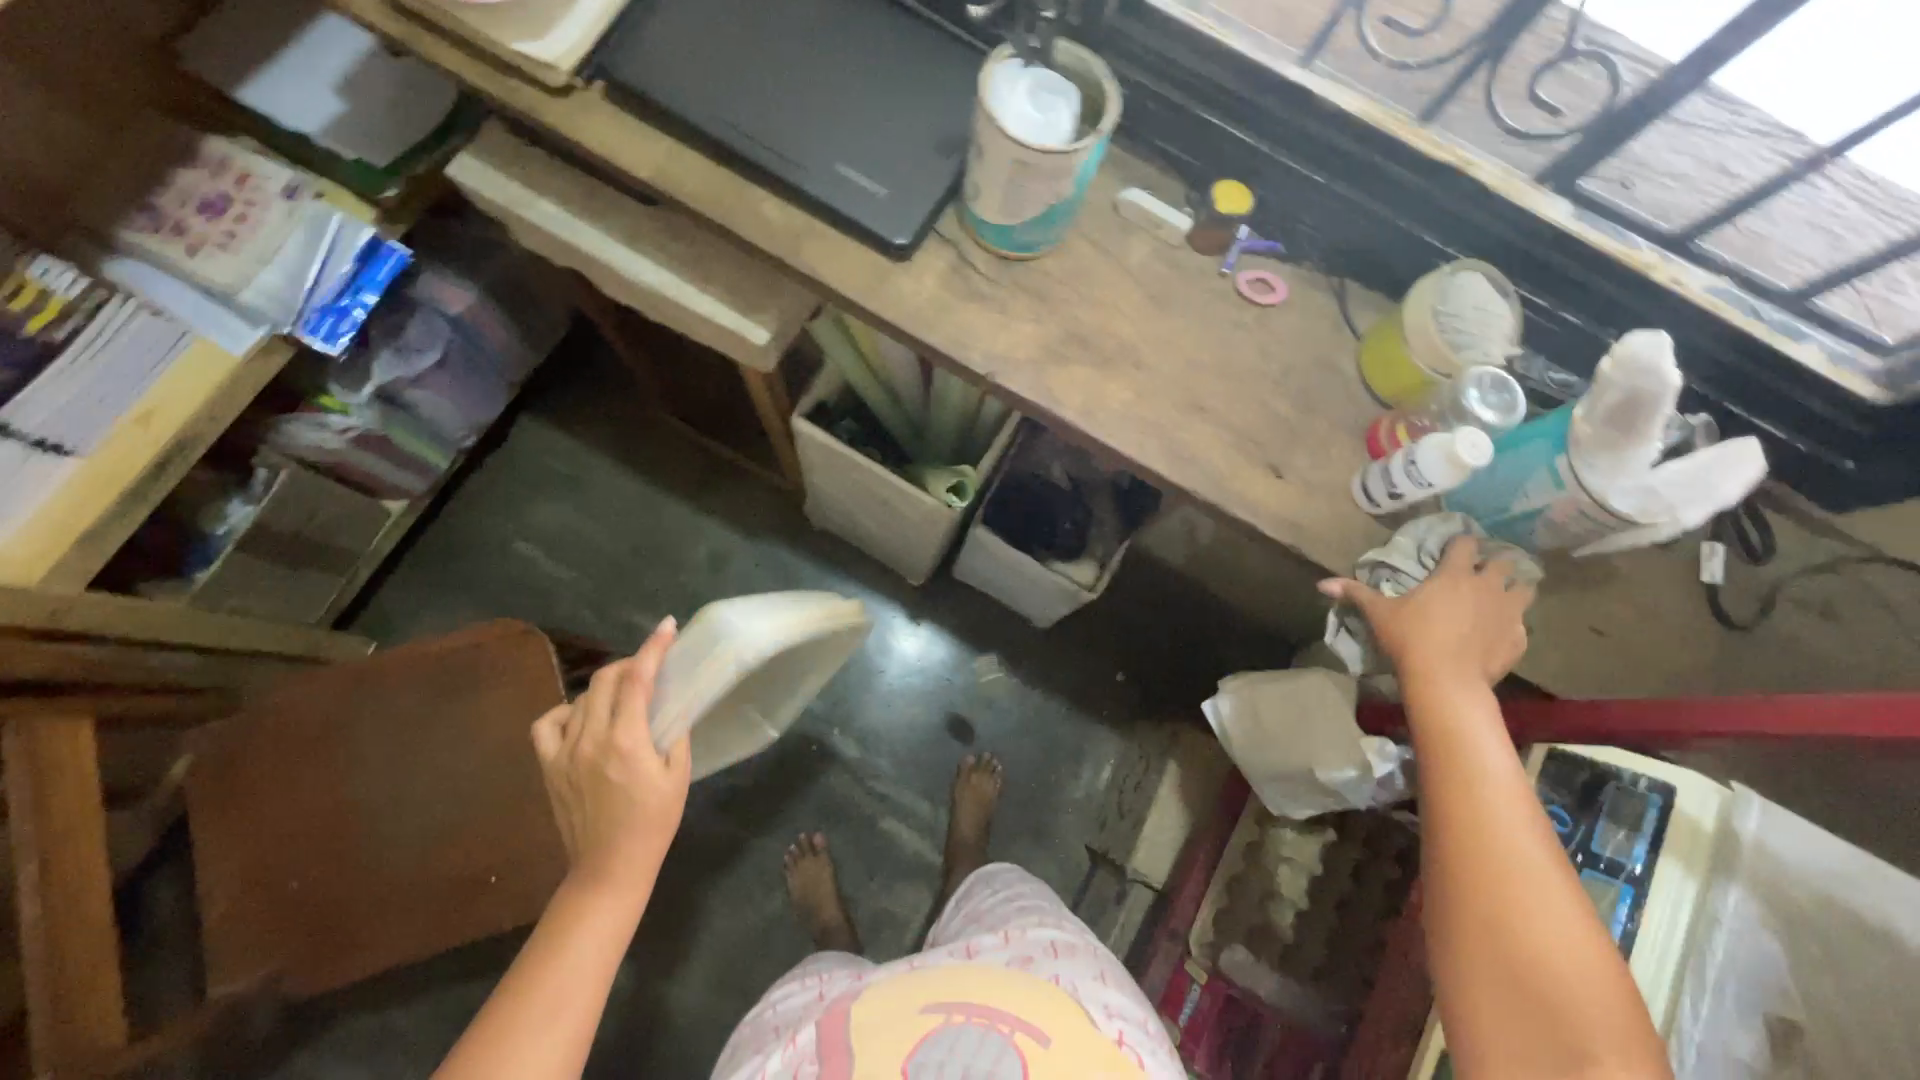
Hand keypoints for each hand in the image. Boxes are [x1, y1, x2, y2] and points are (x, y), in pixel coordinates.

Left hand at [531, 617, 690, 899]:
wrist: (609, 868)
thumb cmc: (654, 824)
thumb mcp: (678, 776)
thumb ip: (676, 735)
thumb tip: (674, 705)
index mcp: (628, 740)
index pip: (638, 678)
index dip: (653, 648)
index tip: (667, 627)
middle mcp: (591, 739)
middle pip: (605, 680)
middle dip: (629, 664)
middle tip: (648, 667)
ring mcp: (564, 752)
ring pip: (580, 698)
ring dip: (603, 688)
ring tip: (620, 697)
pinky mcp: (548, 767)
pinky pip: (547, 724)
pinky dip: (565, 712)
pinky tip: (581, 718)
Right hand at [1319, 536, 1535, 687]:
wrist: (1446, 681)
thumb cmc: (1410, 640)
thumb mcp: (1378, 614)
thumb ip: (1355, 593)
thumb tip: (1321, 584)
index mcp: (1454, 574)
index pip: (1465, 543)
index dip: (1459, 544)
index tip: (1452, 550)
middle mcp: (1487, 586)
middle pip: (1504, 562)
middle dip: (1494, 565)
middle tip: (1479, 575)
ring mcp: (1508, 612)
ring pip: (1525, 589)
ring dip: (1514, 589)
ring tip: (1500, 598)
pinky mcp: (1517, 638)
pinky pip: (1522, 625)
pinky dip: (1512, 626)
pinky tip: (1498, 634)